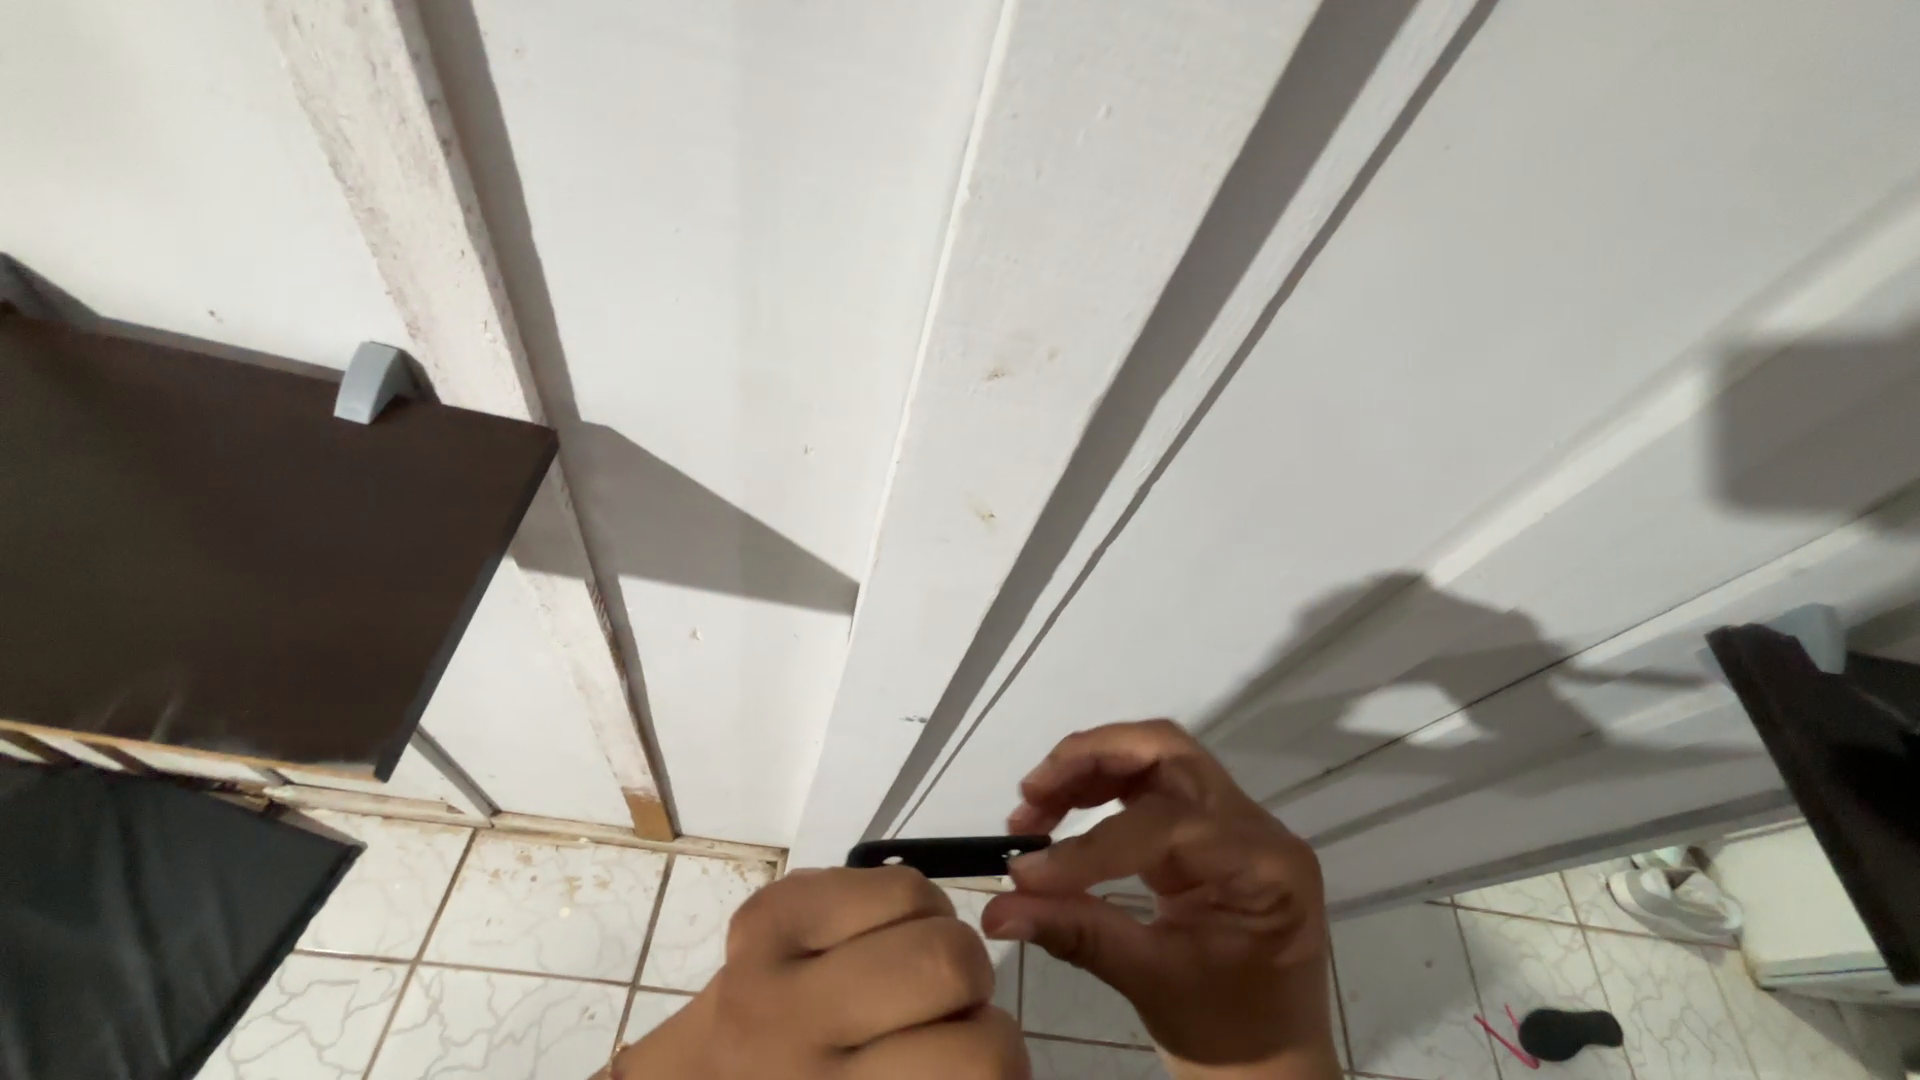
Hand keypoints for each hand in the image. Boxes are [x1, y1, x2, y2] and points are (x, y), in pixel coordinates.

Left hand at [615, 866, 1027, 1078]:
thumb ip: (947, 1075)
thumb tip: (1008, 1057)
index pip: (984, 1054)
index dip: (1000, 1055)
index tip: (965, 1066)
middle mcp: (797, 1032)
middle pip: (951, 959)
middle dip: (971, 979)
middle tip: (939, 1010)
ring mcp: (770, 957)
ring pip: (918, 897)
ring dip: (936, 929)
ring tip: (904, 968)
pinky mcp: (767, 907)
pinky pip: (873, 872)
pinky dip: (900, 902)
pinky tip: (873, 938)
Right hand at [981, 720, 1337, 1078]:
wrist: (1271, 1062)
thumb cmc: (1227, 1032)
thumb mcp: (1150, 981)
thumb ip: (1075, 933)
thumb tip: (997, 910)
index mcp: (1263, 864)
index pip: (1165, 826)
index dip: (1089, 846)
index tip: (1024, 873)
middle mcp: (1253, 824)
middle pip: (1166, 752)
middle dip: (1091, 759)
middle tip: (1031, 791)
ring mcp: (1232, 820)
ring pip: (1155, 756)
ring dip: (1089, 767)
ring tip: (1033, 803)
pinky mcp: (1206, 827)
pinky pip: (1151, 785)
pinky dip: (1102, 787)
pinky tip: (1062, 810)